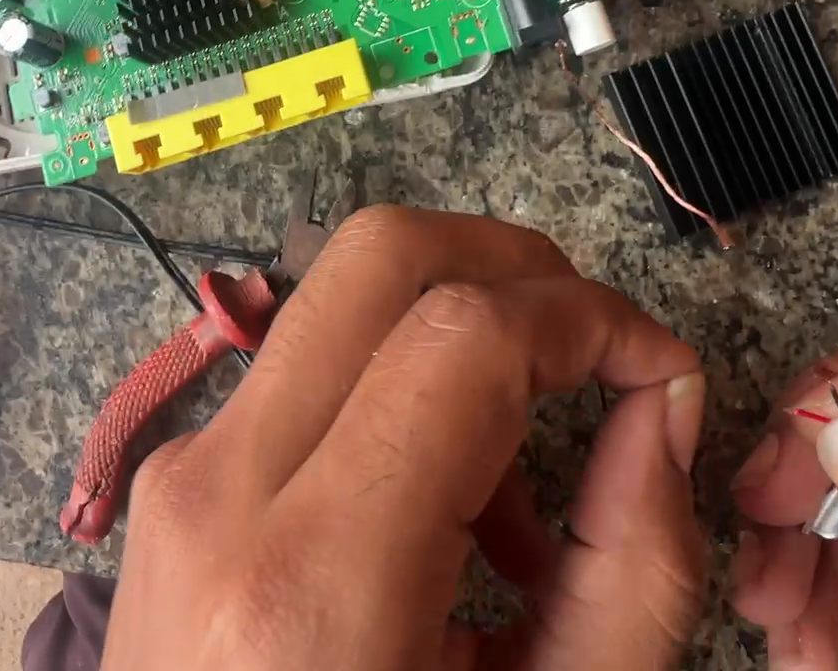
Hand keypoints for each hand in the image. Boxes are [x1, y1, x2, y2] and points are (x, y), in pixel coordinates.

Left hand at [100, 206, 709, 670]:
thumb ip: (631, 568)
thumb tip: (660, 405)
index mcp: (312, 582)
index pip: (461, 340)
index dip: (588, 321)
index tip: (660, 367)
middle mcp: (222, 487)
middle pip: (377, 255)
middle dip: (511, 263)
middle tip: (589, 339)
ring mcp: (182, 466)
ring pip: (341, 300)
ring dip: (458, 337)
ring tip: (516, 493)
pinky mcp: (177, 471)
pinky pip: (309, 371)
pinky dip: (401, 390)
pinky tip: (438, 513)